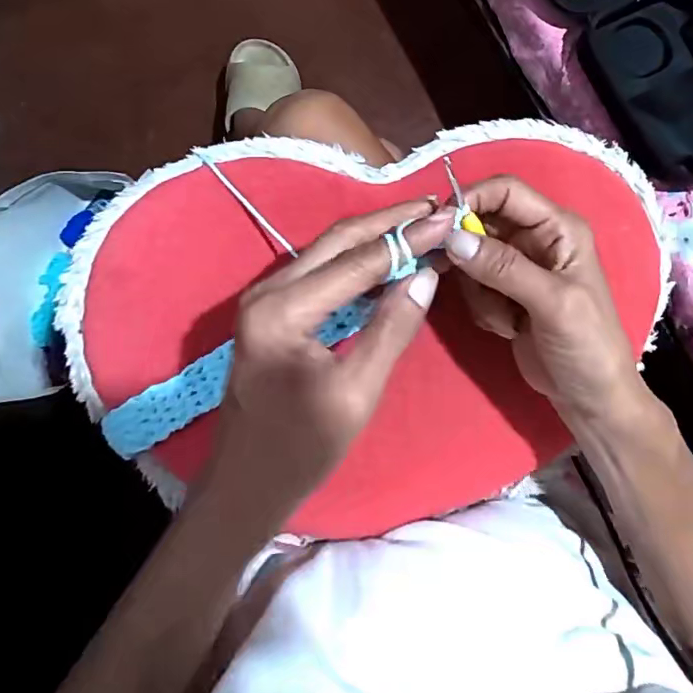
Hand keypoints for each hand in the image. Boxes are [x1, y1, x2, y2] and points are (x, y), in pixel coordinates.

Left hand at [205, 199, 457, 511]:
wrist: (245, 484)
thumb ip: (391, 328)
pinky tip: (390, 256)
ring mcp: (267, 296)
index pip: (358, 261)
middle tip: (436, 207)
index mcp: (283, 310)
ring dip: (377, 234)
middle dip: (391, 220)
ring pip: (330, 249)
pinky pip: (323, 269)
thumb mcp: (357, 393)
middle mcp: (269, 290)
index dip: (407, 238)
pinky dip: (360, 257)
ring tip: (421, 223)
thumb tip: (427, 274)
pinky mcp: (274, 308)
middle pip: (340, 240)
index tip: (447, 218)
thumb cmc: (301, 448)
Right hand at [442, 175, 644, 422]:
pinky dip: (482, 306)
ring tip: (507, 317)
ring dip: (479, 289)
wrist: (591, 398)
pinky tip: (508, 327)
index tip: (441, 225)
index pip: (507, 191)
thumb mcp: (552, 303)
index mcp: (558, 227)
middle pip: (482, 221)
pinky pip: (473, 285)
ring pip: (472, 256)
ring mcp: (518, 266)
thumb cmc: (587, 345)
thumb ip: (504, 268)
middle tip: (461, 278)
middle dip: (468, 250)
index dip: (472, 198)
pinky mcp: (504, 292)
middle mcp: (536, 238)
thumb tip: (453, 237)